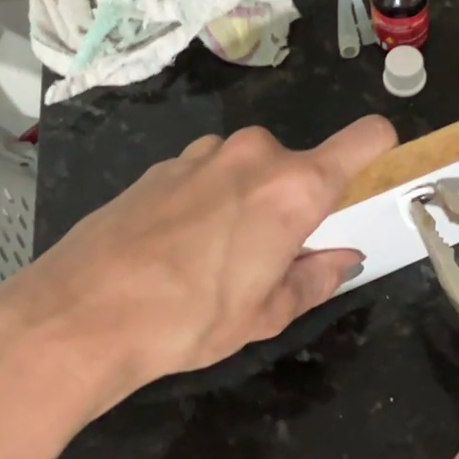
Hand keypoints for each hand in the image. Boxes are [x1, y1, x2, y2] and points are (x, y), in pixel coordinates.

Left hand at [0, 116, 397, 411]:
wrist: (77, 315)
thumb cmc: (188, 320)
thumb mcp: (266, 314)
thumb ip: (316, 277)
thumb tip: (345, 256)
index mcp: (294, 187)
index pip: (367, 137)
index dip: (380, 153)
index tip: (370, 185)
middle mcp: (253, 154)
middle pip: (301, 164)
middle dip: (298, 202)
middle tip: (273, 256)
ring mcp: (201, 154)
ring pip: (251, 169)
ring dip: (251, 201)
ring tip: (216, 259)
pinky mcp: (161, 165)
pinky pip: (208, 174)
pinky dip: (210, 201)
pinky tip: (176, 250)